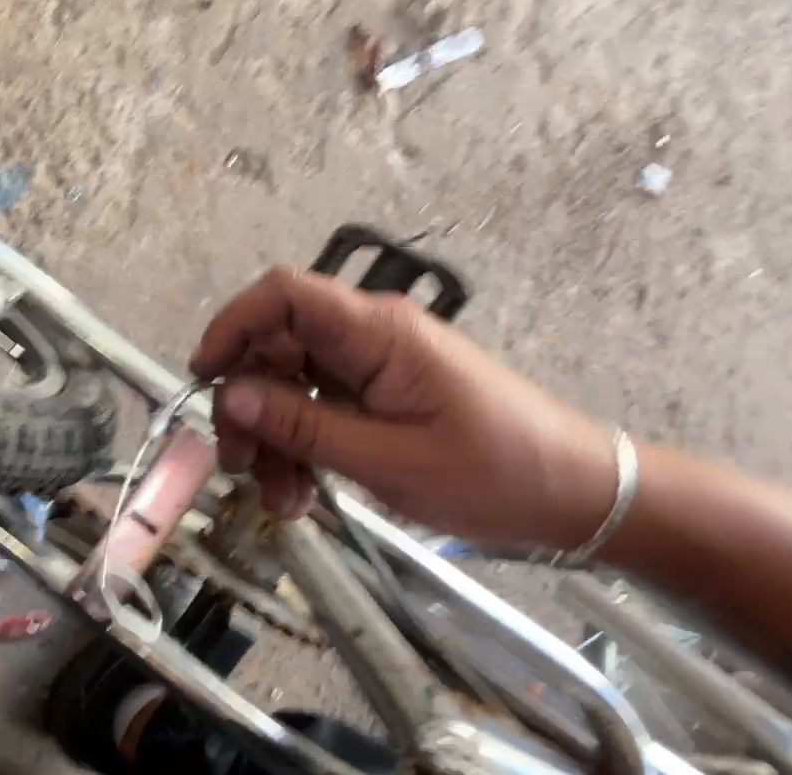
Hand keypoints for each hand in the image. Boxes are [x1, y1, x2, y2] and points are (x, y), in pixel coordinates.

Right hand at [190, 267, 617, 550]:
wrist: (585, 498)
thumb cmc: (498, 473)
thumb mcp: (390, 460)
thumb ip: (304, 426)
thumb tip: (229, 397)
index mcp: (376, 332)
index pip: (284, 294)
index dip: (234, 323)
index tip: (206, 375)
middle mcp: (366, 337)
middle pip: (276, 346)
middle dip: (247, 402)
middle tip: (237, 462)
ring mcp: (370, 365)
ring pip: (290, 383)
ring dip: (272, 436)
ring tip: (276, 496)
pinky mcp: (376, 392)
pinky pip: (317, 406)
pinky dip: (300, 446)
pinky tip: (300, 492)